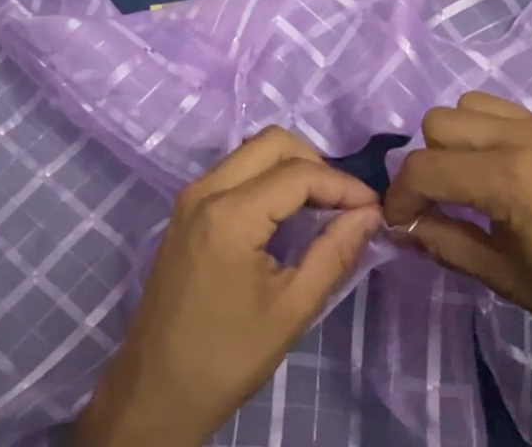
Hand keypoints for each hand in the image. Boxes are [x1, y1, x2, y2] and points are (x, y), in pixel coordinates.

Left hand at [73, 128, 383, 446]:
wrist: (156, 389)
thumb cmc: (227, 356)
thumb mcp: (291, 309)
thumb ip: (333, 253)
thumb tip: (370, 214)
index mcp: (230, 214)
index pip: (299, 173)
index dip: (343, 185)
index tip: (374, 208)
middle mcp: (205, 190)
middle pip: (272, 142)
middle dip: (316, 164)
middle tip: (346, 204)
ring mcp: (190, 196)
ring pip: (250, 151)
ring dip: (291, 167)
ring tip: (324, 207)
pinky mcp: (185, 209)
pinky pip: (234, 171)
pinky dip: (266, 178)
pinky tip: (289, 213)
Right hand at [385, 93, 531, 446]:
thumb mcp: (513, 282)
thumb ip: (449, 245)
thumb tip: (403, 229)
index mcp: (510, 176)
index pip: (425, 167)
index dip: (400, 197)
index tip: (399, 226)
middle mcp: (526, 135)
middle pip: (441, 122)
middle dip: (427, 163)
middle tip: (437, 209)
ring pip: (472, 106)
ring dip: (457, 141)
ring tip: (471, 189)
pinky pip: (510, 113)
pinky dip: (490, 135)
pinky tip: (509, 181)